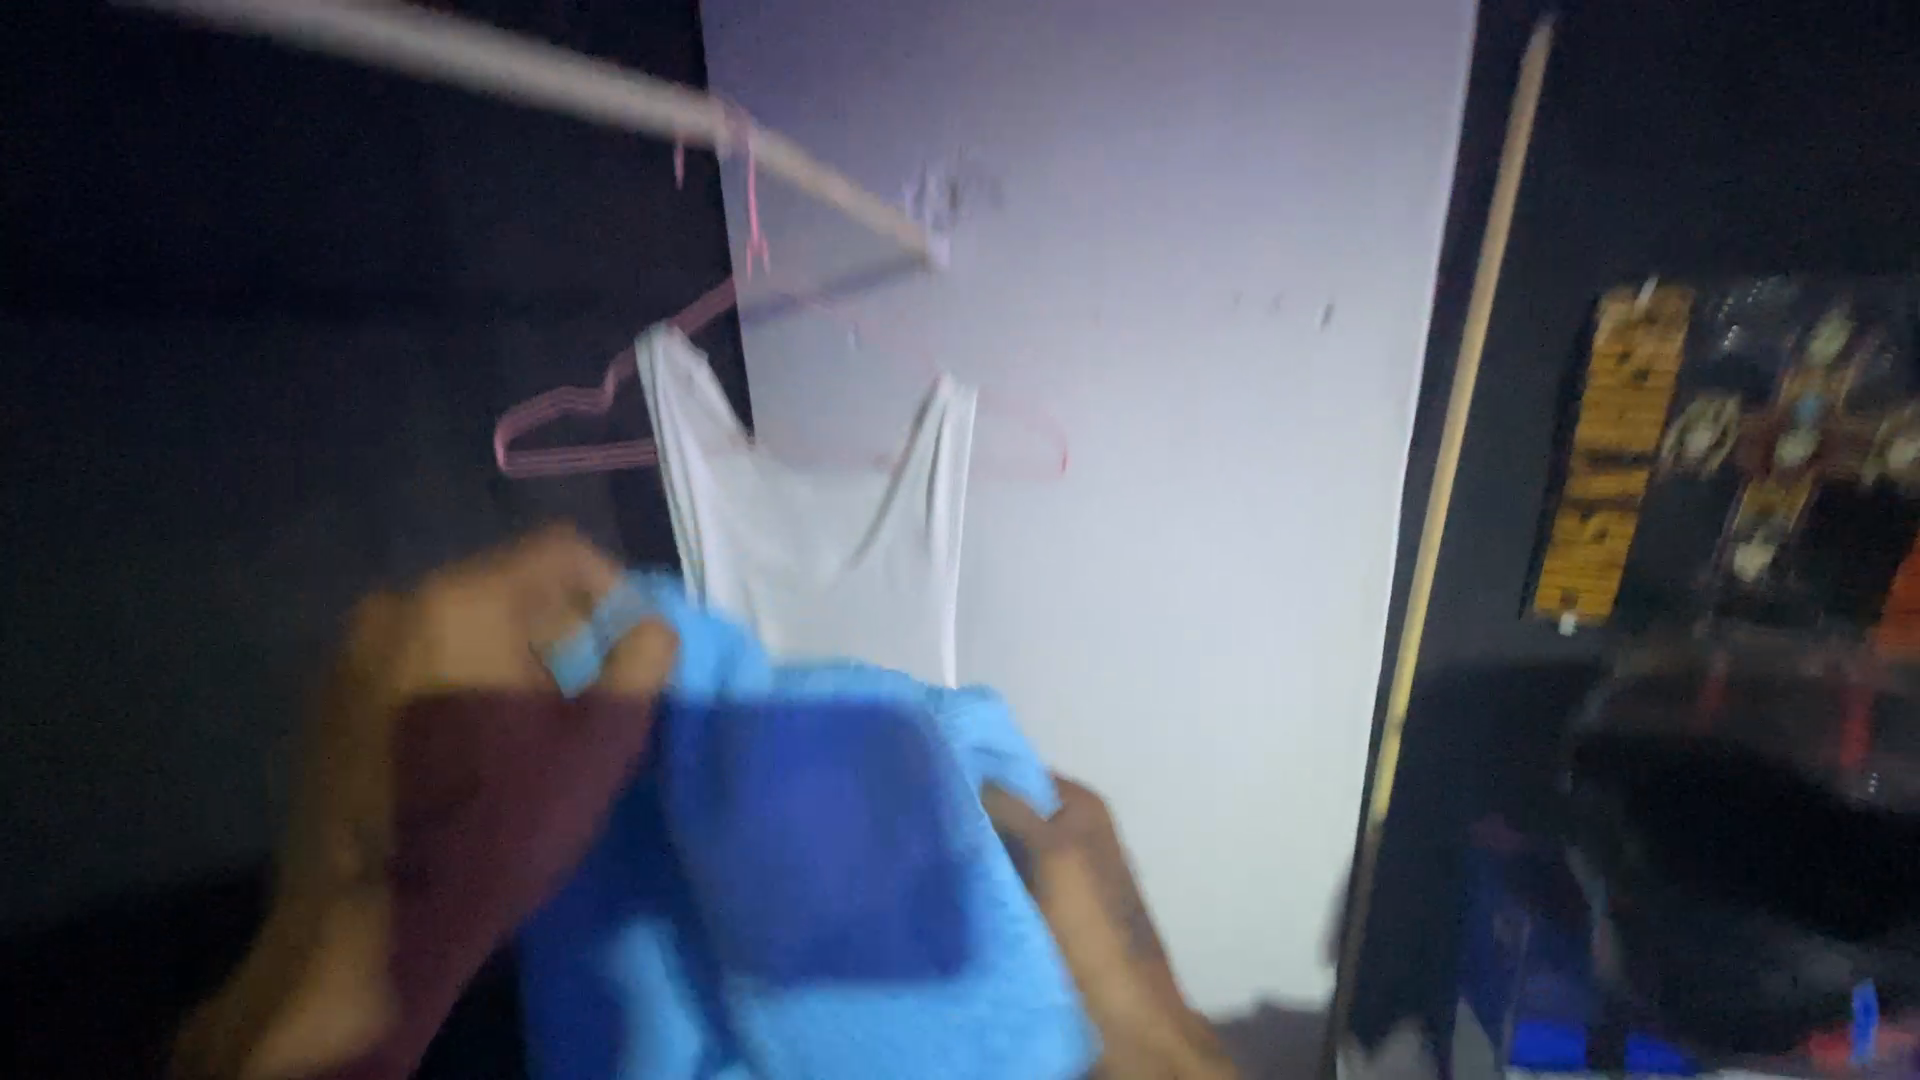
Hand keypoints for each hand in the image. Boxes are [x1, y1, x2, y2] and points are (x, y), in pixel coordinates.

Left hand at [174, 525, 633, 1079]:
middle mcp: (398, 608)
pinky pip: (421, 654)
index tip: (632, 644)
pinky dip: (467, 672)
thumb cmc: (500, 825)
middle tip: (592, 686)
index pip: (561, 551)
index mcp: (465, 605)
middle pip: (511, 582)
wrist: (362, 933)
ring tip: (538, 718)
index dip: (615, 586)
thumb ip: (644, 662)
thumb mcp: (603, 741)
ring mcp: (352, 654)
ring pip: (465, 619)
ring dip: (518, 650)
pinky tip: (478, 738)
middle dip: (567, 623)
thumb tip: (653, 626)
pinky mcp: (329, 700)